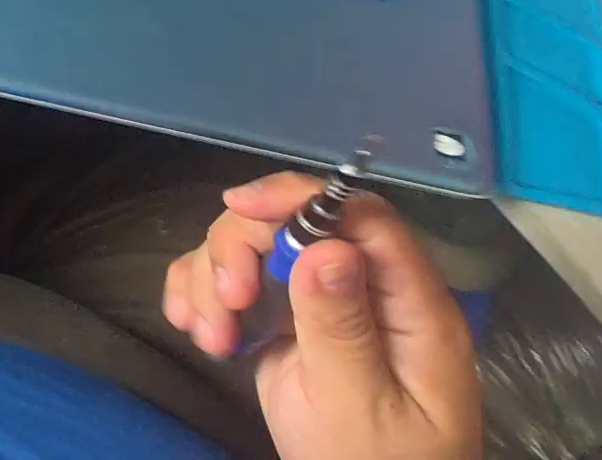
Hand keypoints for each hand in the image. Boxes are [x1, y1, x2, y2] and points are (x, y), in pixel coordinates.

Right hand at [162, 173, 481, 459]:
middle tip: (226, 302)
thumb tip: (327, 245)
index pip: (361, 218)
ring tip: (210, 339)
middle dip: (239, 250)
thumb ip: (342, 326)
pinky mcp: (275, 313)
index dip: (300, 198)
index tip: (238, 206)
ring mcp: (314, 298)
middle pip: (286, 223)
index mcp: (407, 306)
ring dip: (211, 281)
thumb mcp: (358, 404)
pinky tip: (194, 328)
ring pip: (245, 245)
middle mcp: (359, 288)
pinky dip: (197, 292)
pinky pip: (222, 275)